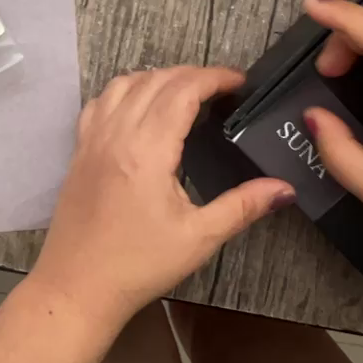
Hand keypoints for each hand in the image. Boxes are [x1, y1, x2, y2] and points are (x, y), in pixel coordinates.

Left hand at [29, 67, 295, 328]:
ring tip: (185, 91)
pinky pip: (100, 101)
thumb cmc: (139, 264)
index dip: (214, 77)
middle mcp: (117, 133)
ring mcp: (93, 138)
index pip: (183, 90)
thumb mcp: (198, 238)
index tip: (240, 82)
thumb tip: (286, 188)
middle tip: (222, 88)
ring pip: (125, 83)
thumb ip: (242, 206)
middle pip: (156, 80)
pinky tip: (139, 104)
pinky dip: (125, 89)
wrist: (76, 287)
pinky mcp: (79, 148)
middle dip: (192, 74)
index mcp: (147, 149)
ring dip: (158, 77)